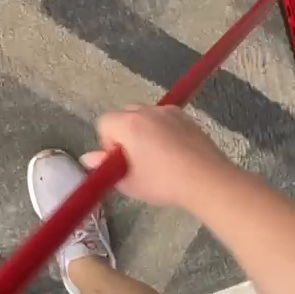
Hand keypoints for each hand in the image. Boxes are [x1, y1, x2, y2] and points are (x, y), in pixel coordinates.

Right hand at [88, 105, 240, 207]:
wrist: (206, 179)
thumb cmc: (164, 183)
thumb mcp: (130, 182)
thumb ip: (106, 168)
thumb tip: (87, 159)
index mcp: (128, 124)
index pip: (104, 122)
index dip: (108, 143)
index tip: (122, 162)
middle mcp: (147, 110)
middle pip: (125, 114)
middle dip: (125, 133)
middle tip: (138, 160)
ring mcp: (169, 111)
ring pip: (146, 115)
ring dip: (144, 131)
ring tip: (158, 158)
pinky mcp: (187, 118)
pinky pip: (166, 119)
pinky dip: (164, 131)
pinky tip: (174, 153)